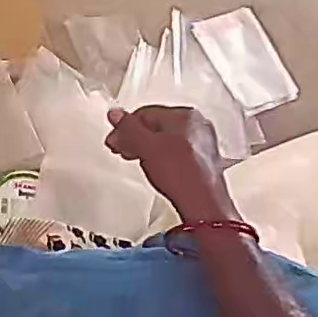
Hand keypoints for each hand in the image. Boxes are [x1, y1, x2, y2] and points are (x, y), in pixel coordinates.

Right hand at [104, 105, 238, 222]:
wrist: (202, 203)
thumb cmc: (182, 174)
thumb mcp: (146, 147)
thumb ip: (128, 128)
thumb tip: (115, 114)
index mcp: (185, 115)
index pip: (145, 113)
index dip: (125, 127)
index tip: (115, 139)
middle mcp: (197, 125)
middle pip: (156, 125)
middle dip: (135, 138)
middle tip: (122, 149)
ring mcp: (201, 143)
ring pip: (165, 139)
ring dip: (146, 148)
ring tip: (137, 159)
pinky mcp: (201, 161)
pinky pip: (175, 152)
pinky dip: (161, 158)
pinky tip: (156, 168)